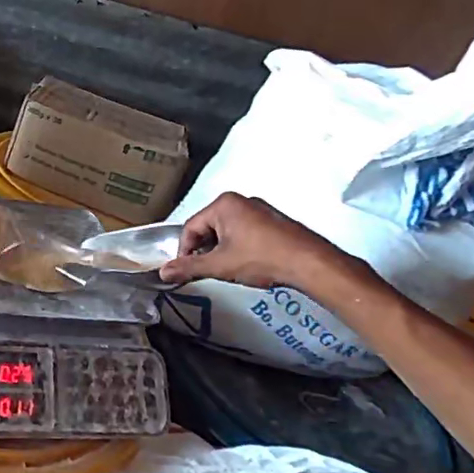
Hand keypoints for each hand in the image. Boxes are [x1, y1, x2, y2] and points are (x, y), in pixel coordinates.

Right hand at [159, 192, 370, 296]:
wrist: (309, 264)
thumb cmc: (262, 258)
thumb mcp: (219, 265)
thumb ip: (189, 267)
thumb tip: (164, 272)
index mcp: (223, 204)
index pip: (191, 227)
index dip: (185, 251)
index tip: (187, 269)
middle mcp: (241, 201)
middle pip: (208, 227)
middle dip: (205, 250)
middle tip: (208, 270)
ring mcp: (259, 209)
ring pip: (227, 231)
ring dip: (222, 250)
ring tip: (229, 269)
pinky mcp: (273, 221)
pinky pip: (245, 232)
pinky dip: (239, 247)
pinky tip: (247, 264)